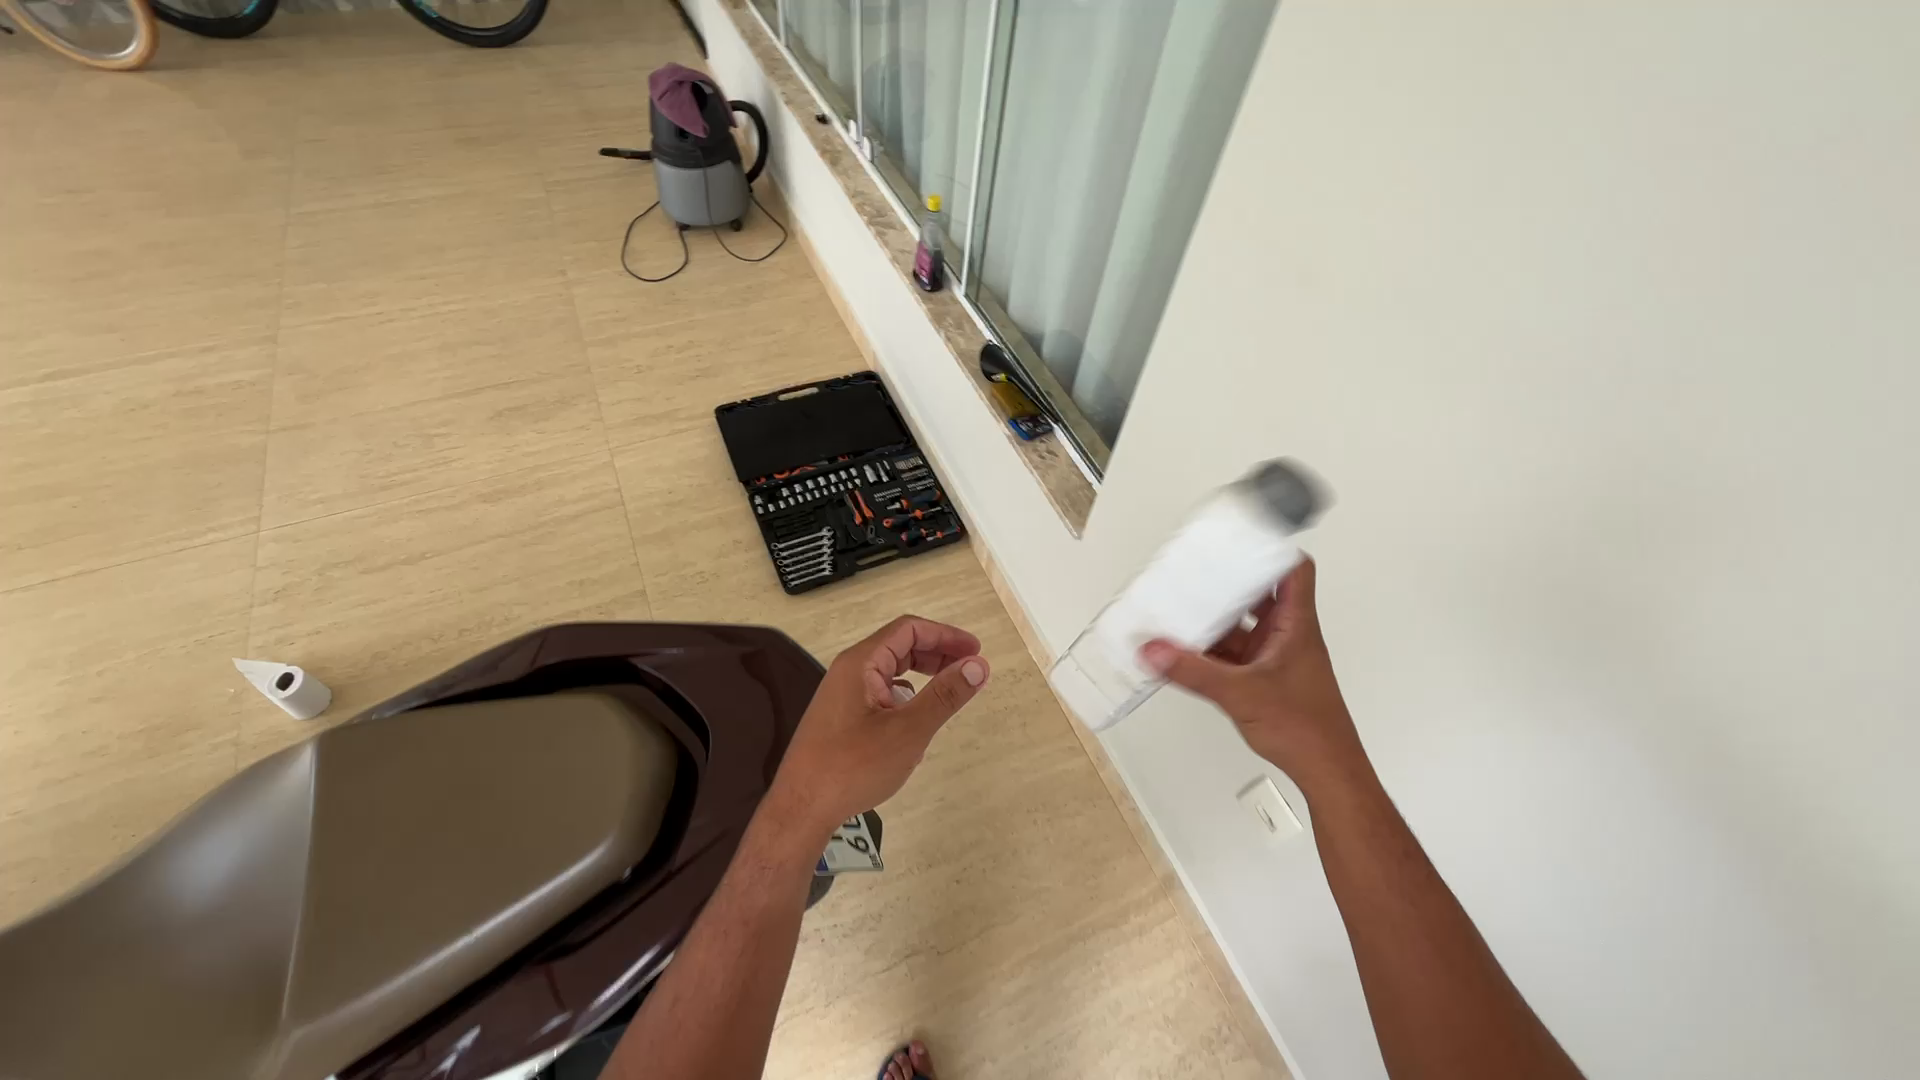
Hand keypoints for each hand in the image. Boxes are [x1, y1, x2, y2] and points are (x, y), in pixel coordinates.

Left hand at [768, 616, 990, 838]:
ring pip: (890, 672)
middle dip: (937, 654)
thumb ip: (945, 695)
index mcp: (861, 663)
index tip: (975, 650)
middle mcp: (849, 672)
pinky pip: (881, 695)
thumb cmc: (854, 766)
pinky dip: (905, 698)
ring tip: (949, 693)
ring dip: (922, 676)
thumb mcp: (909, 730)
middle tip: (968, 670)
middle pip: (899, 646)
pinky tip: (917, 722)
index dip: (945, 635)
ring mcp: (843, 695)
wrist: (802, 809)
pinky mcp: (842, 718)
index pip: (908, 630)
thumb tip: (977, 665)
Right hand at [1139, 558, 1369, 794]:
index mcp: (1296, 625)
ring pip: (1240, 626)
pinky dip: (1208, 651)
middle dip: (1226, 584)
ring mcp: (1273, 657)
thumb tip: (1154, 650)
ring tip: (1179, 609)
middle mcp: (1286, 635)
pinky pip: (1230, 654)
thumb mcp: (1241, 694)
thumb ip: (1192, 672)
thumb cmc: (1307, 729)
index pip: (1293, 571)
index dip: (1270, 550)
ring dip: (1213, 620)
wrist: (1325, 771)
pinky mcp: (1261, 678)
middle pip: (1257, 594)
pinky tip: (1183, 650)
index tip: (1239, 540)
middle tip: (1194, 573)